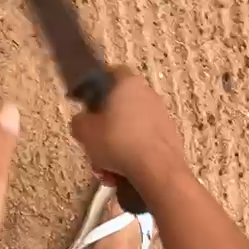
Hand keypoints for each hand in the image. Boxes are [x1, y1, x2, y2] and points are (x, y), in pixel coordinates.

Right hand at [68, 69, 188, 191]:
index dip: (95, 88)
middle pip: (119, 106)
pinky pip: (143, 143)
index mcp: (127, 83)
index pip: (109, 73)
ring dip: (116, 147)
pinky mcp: (169, 136)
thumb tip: (82, 121)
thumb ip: (79, 121)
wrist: (156, 168)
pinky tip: (122, 174)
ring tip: (106, 169)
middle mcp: (147, 93)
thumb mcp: (84, 132)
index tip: (86, 104)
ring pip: (130, 128)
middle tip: (94, 145)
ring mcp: (161, 115)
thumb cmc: (118, 142)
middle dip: (104, 128)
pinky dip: (131, 156)